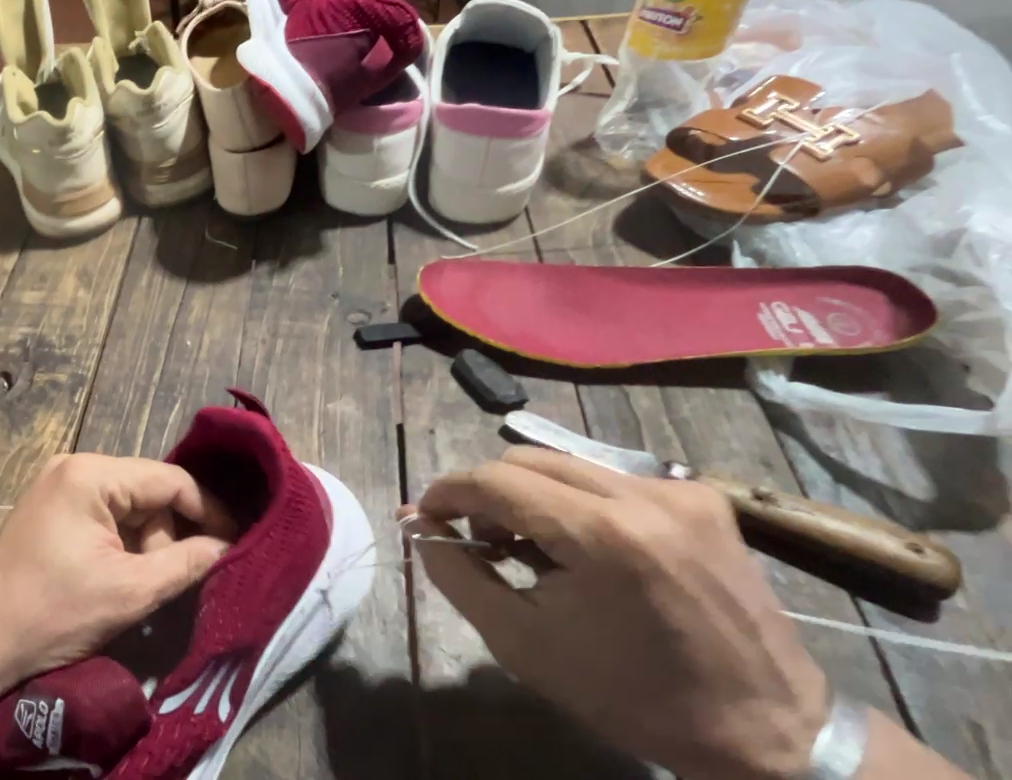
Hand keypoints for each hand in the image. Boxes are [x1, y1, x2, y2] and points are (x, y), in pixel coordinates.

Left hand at [0, 453, 236, 691]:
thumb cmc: (54, 614)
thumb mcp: (131, 591)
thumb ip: (187, 563)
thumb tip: (230, 548)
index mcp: (90, 474)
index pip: (170, 479)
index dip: (209, 511)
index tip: (236, 543)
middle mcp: (73, 466)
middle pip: (148, 492)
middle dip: (168, 536)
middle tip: (166, 582)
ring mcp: (57, 487)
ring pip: (128, 507)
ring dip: (145, 546)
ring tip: (136, 588)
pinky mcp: (50, 511)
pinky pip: (104, 517)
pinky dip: (122, 546)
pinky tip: (119, 579)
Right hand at [403, 447, 830, 779]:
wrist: (770, 731)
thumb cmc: (633, 696)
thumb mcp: (523, 644)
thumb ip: (457, 574)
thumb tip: (422, 528)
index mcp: (601, 533)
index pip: (493, 481)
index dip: (446, 493)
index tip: (425, 518)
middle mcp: (642, 493)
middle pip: (524, 460)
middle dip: (487, 495)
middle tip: (479, 543)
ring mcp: (678, 490)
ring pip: (564, 462)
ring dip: (529, 495)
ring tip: (531, 547)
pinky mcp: (702, 498)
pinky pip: (608, 477)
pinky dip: (576, 501)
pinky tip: (584, 548)